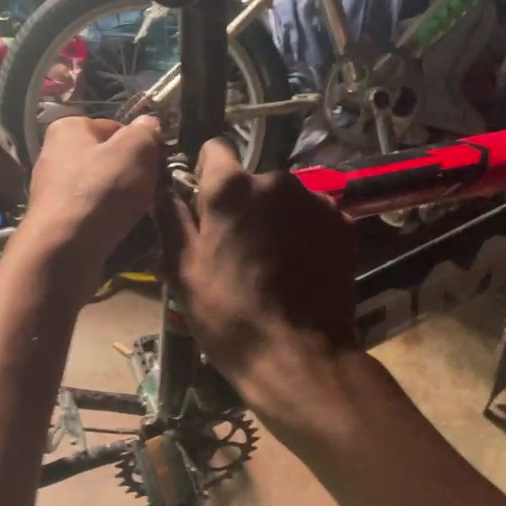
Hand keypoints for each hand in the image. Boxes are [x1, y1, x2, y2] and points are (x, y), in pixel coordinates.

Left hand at [18, 116, 162, 271]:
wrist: (63, 251)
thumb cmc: (100, 191)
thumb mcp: (135, 151)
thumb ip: (145, 132)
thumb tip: (149, 124)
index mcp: (68, 128)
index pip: (115, 127)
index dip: (141, 144)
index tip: (156, 164)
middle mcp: (54, 154)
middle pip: (107, 158)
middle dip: (131, 173)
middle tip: (151, 190)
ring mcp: (52, 189)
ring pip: (100, 188)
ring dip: (121, 199)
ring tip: (138, 213)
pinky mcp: (55, 220)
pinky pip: (90, 212)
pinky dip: (106, 219)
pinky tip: (118, 230)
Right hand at [155, 138, 357, 393]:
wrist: (299, 356)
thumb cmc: (229, 315)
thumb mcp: (182, 269)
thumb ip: (171, 217)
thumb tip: (162, 186)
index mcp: (230, 187)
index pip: (213, 149)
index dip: (204, 175)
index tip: (203, 208)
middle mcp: (276, 180)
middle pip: (250, 179)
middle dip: (241, 204)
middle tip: (235, 249)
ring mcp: (315, 200)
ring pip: (283, 198)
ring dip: (274, 218)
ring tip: (269, 264)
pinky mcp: (343, 224)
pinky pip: (312, 216)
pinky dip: (303, 233)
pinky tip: (297, 269)